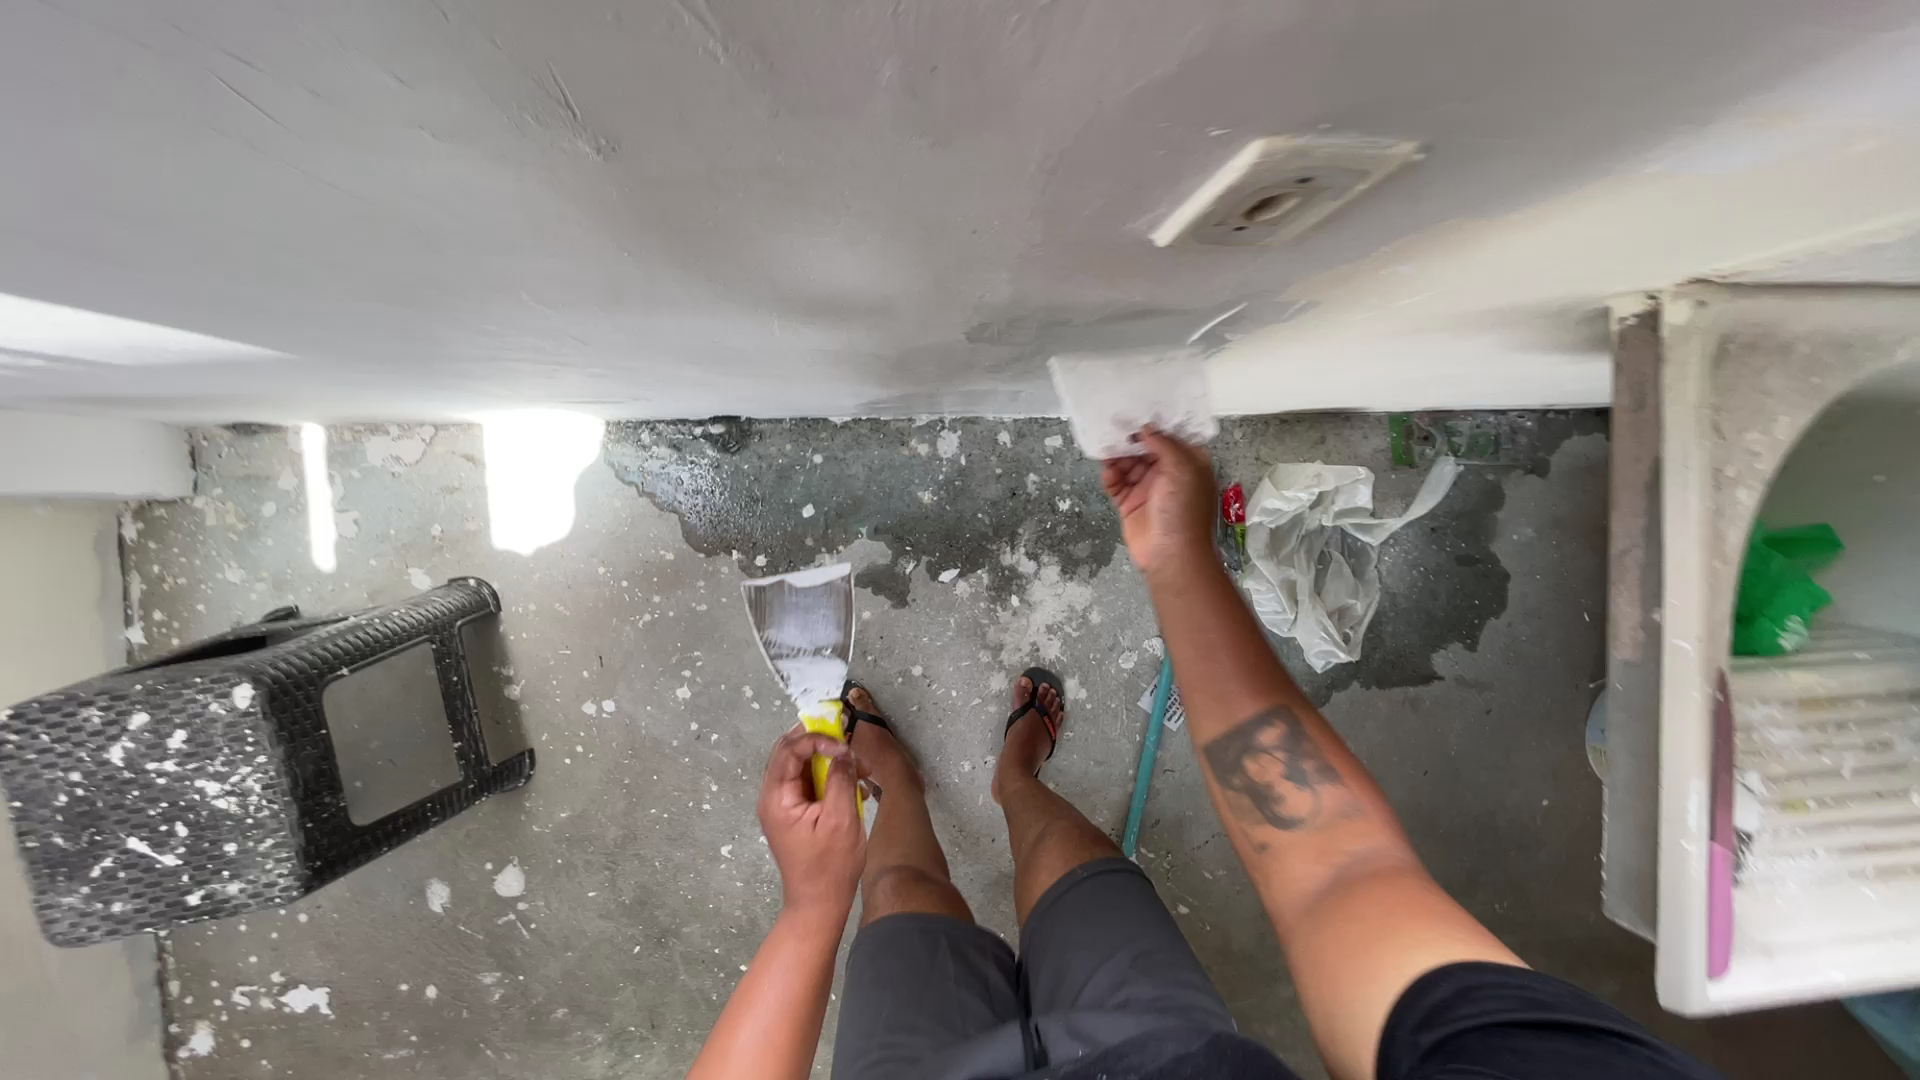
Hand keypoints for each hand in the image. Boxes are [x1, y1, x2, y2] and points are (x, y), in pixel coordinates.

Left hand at [757, 728, 866, 917]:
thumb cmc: (830, 865)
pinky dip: (830, 775)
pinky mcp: (794, 811)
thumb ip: (841, 778)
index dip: (817, 739)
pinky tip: (854, 784)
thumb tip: (844, 751)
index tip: (845, 748)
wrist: (819, 904)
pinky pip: (809, 781)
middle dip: (821, 742)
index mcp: (776, 797)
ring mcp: (782, 804)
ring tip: (858, 766)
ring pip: (801, 764)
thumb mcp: (841, 818)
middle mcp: (773, 795)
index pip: (789, 749)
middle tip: (848, 741)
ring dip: (829, 759)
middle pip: (790, 751)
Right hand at [1101, 427, 1216, 576]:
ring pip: (1128, 465)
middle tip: (1114, 427)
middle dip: (1131, 439)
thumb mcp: (1182, 469)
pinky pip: (1116, 484)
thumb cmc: (1182, 509)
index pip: (1172, 438)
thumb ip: (1164, 444)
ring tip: (1107, 449)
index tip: (1138, 410)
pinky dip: (1111, 476)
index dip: (1157, 425)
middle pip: (1146, 449)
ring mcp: (1147, 489)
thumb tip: (1147, 428)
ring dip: (1118, 457)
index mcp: (1188, 464)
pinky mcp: (1129, 504)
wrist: (1170, 553)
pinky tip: (1108, 472)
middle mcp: (1168, 474)